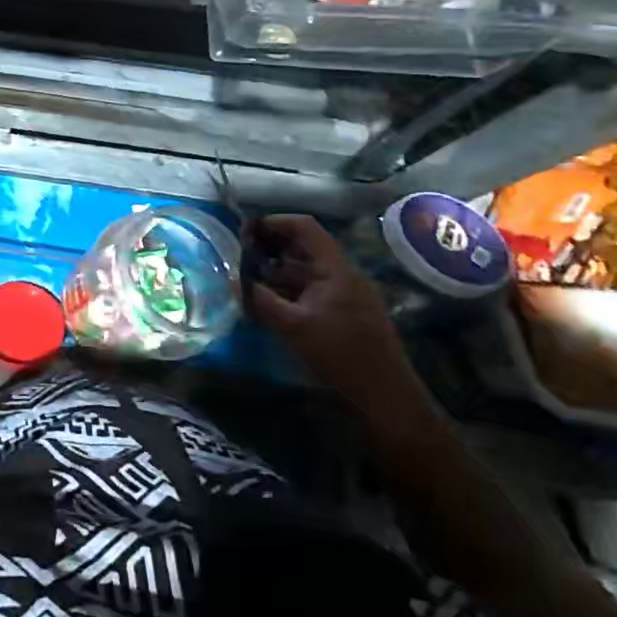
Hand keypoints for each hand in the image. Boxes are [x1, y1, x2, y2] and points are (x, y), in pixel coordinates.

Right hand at [245, 215, 430, 414]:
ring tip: (248, 274)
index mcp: (335, 269)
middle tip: (241, 251)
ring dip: (278, 267)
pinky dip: (290, 286)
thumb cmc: (340, 354)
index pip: (305, 228)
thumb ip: (260, 300)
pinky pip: (313, 287)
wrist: (385, 394)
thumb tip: (231, 279)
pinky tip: (270, 298)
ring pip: (308, 268)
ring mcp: (347, 292)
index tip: (246, 230)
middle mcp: (344, 274)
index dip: (274, 222)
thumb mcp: (293, 326)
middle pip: (305, 246)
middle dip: (272, 245)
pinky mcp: (346, 310)